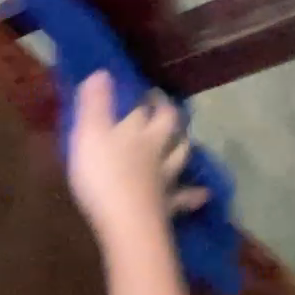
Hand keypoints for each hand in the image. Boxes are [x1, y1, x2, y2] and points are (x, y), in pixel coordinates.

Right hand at [67, 71, 201, 240]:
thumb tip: (103, 71)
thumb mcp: (89, 133)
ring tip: (186, 140)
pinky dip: (195, 194)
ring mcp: (165, 179)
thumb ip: (95, 103)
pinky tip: (205, 194)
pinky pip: (185, 197)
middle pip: (169, 129)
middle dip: (168, 116)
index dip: (145, 97)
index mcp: (138, 132)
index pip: (145, 109)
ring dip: (183, 146)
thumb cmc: (103, 175)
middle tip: (165, 108)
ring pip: (180, 157)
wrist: (127, 224)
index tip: (145, 88)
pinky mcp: (167, 206)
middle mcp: (157, 150)